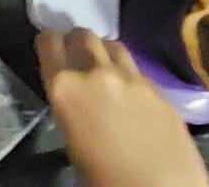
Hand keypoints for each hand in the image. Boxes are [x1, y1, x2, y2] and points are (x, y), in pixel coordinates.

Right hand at [38, 28, 208, 186]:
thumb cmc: (104, 177)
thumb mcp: (69, 134)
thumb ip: (69, 101)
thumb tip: (75, 93)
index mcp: (64, 86)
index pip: (48, 40)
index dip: (50, 44)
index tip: (54, 52)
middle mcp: (95, 73)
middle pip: (82, 35)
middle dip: (78, 43)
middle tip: (81, 60)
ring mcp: (131, 79)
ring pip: (113, 45)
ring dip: (106, 54)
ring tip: (109, 72)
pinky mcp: (160, 92)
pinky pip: (139, 73)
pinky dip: (132, 78)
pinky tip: (136, 100)